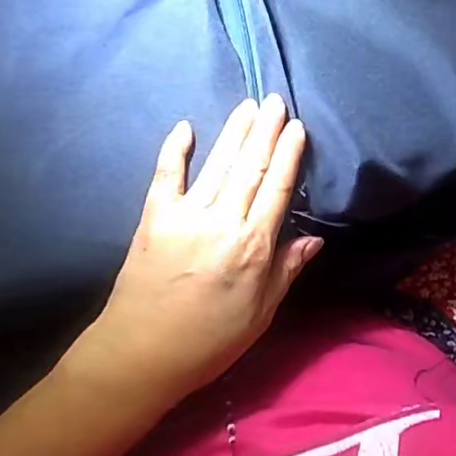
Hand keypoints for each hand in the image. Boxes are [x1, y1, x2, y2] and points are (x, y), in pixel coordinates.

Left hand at [75, 95, 322, 403]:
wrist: (140, 355)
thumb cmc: (209, 341)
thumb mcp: (260, 314)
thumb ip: (286, 270)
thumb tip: (315, 238)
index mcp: (252, 247)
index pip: (277, 189)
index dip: (289, 155)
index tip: (297, 127)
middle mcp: (222, 222)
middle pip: (250, 167)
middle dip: (266, 131)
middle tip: (276, 100)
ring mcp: (185, 216)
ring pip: (217, 164)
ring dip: (235, 132)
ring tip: (249, 106)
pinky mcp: (154, 217)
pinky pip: (166, 176)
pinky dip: (175, 150)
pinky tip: (185, 126)